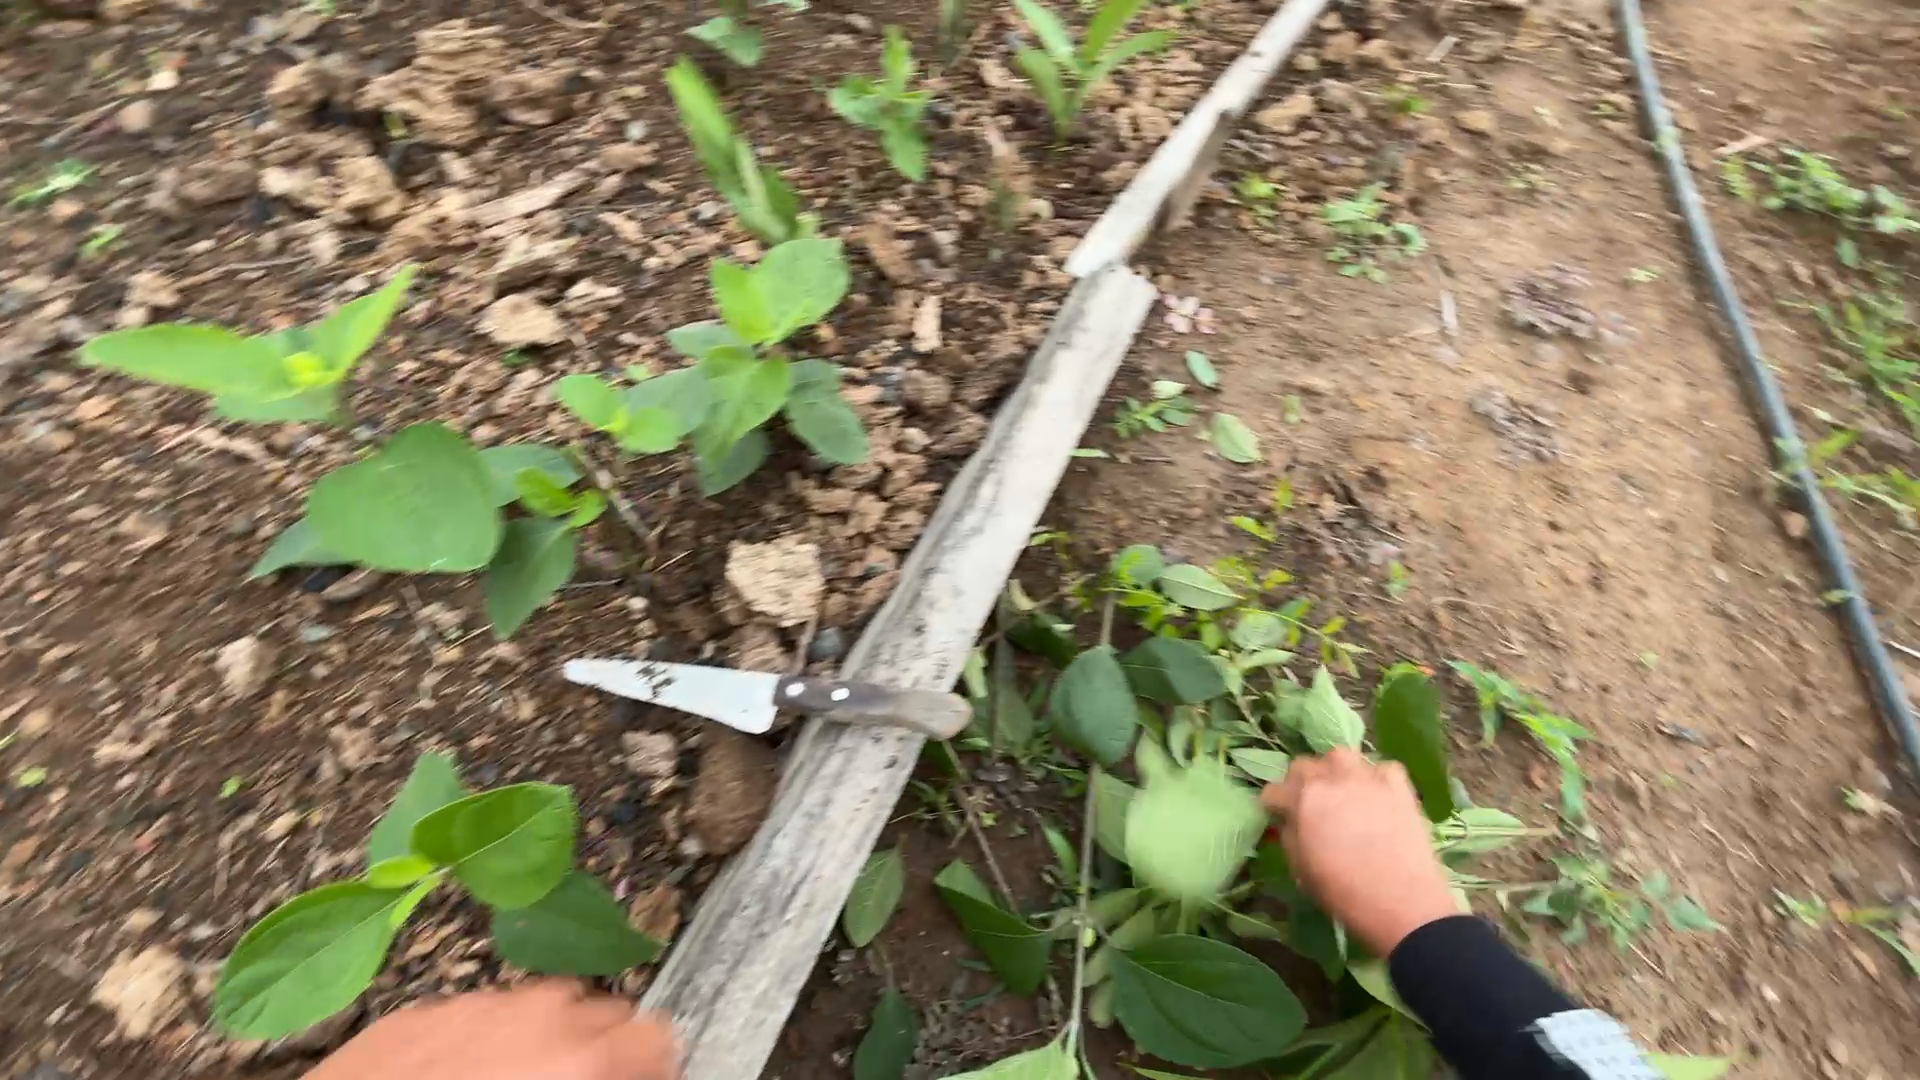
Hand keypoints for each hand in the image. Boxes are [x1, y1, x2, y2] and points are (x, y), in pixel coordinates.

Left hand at [305, 980, 678, 1079]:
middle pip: (609, 1013)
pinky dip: (485, 1040)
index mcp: (581, 1058)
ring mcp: (484, 1001)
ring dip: (548, 1039)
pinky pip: (482, 1012)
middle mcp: (547, 1012)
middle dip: (602, 1052)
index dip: (654, 1066)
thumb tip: (621, 1072)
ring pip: (548, 1005)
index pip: (658, 1037)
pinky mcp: (425, 1009)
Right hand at [1261, 748, 1457, 956]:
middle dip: (1300, 783)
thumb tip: (1290, 820)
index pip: (1273, 791)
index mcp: (1303, 798)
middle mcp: (1331, 779)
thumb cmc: (1345, 892)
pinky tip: (1376, 796)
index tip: (1277, 816)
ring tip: (1341, 791)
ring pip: (1341, 756)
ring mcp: (1367, 779)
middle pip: (1303, 765)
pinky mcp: (1398, 788)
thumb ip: (1289, 834)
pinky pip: (1382, 768)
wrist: (1405, 907)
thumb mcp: (1300, 867)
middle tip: (1309, 804)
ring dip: (1334, 771)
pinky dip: (1376, 778)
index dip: (1273, 806)